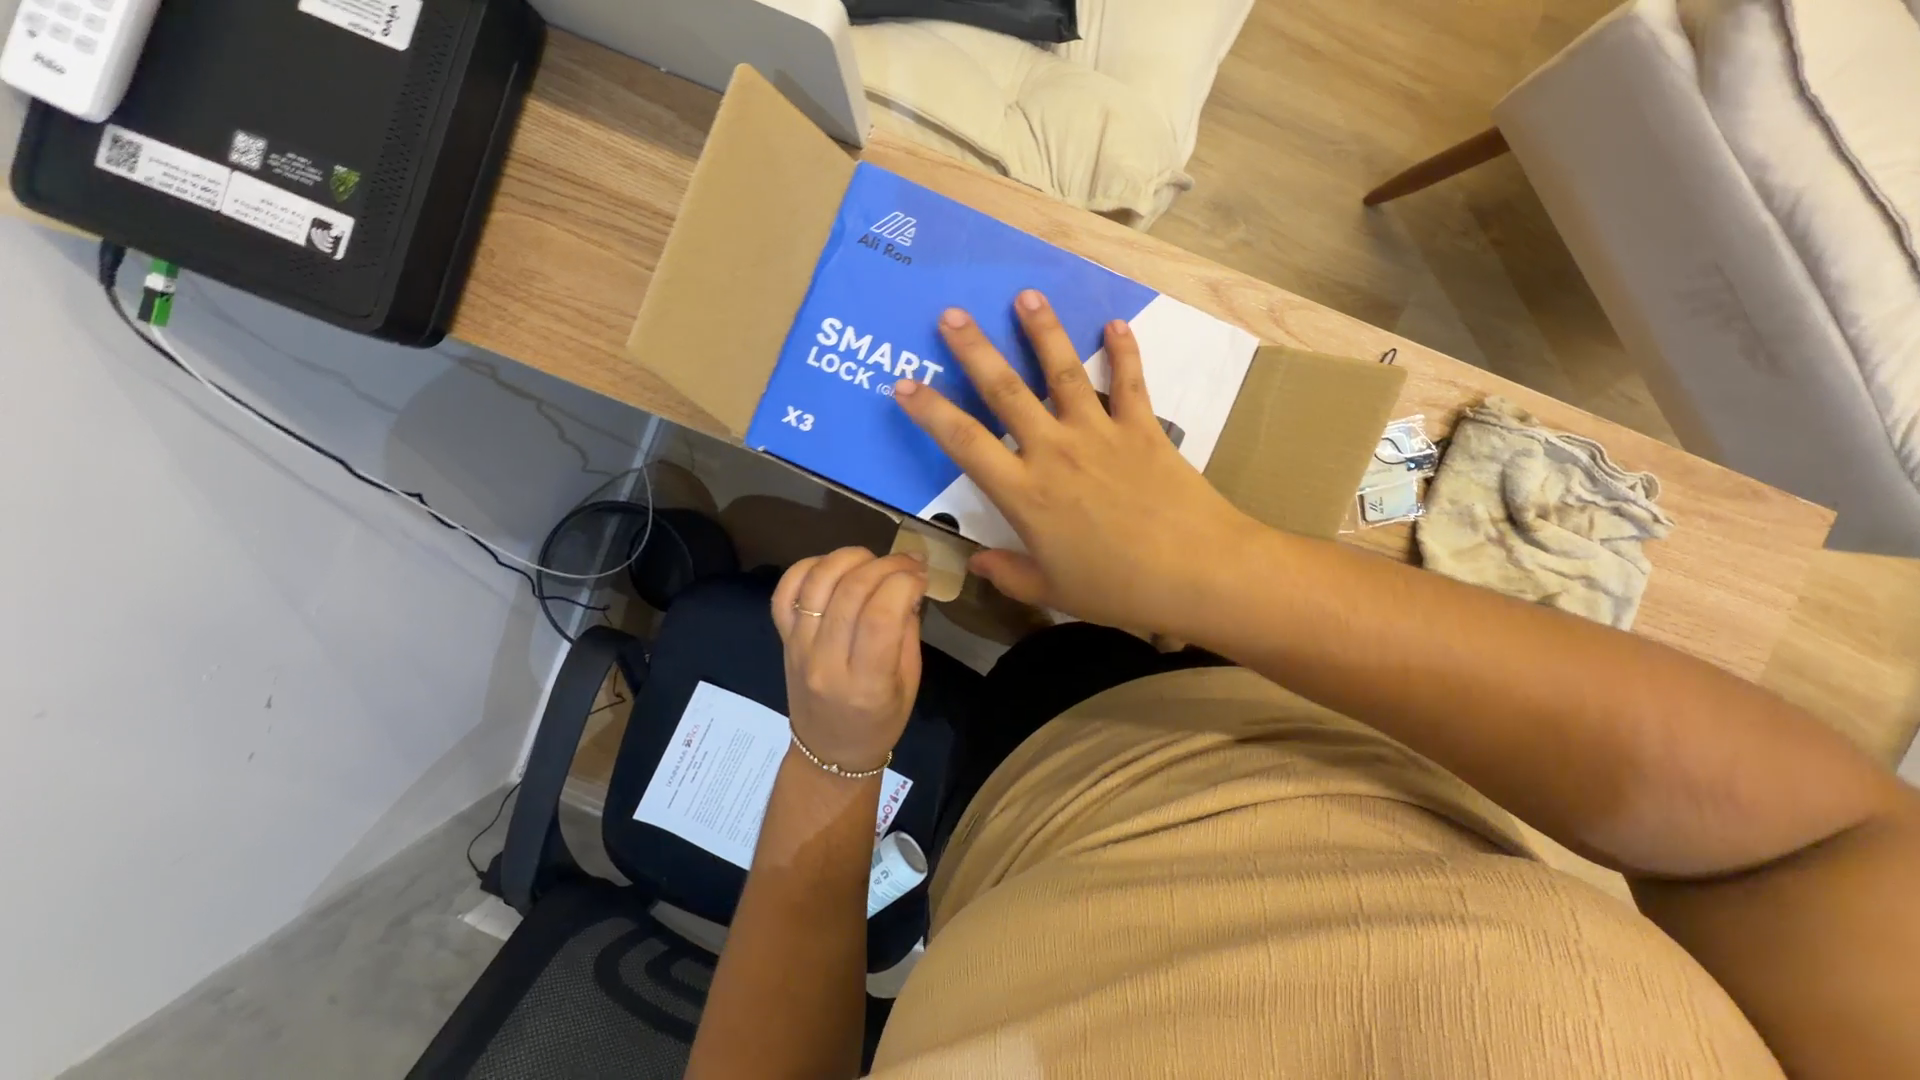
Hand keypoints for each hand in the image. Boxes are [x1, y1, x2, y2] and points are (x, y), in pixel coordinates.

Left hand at [772, 548, 927, 772]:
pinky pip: (785, 590)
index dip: (905, 582)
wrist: (829, 750)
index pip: (882, 615)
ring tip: (873, 560)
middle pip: (851, 591)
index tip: (922, 576)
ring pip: (816, 582)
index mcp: (866, 684)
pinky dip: (808, 567)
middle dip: (886, 565)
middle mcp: (826, 663)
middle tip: (908, 562)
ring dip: (850, 558)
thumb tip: (908, 584)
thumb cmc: (879, 722)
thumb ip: (907, 631)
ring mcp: (798, 648)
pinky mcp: (782, 638)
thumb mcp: (910, 683)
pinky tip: (835, 567)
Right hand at [892, 290, 1261, 636]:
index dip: (930, 411)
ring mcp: (1099, 434)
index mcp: (1024, 493)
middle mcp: (1054, 451)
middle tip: (951, 314)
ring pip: (1063, 371)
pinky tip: (1115, 324)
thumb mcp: (1053, 591)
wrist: (1195, 573)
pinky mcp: (1142, 428)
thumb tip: (976, 563)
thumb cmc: (1117, 589)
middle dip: (974, 349)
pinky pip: (1130, 382)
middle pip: (1005, 391)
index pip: (963, 442)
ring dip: (1042, 331)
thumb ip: (1009, 573)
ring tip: (1025, 296)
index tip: (905, 383)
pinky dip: (1124, 351)